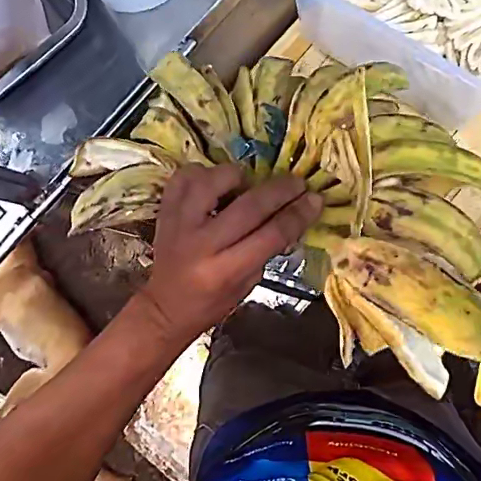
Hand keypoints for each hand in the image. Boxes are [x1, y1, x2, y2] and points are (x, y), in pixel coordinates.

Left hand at [128, 165, 319, 346]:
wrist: (165, 307)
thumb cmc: (212, 302)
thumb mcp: (248, 284)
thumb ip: (267, 249)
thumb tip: (293, 214)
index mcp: (225, 271)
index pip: (271, 235)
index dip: (297, 214)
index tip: (315, 199)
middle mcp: (201, 244)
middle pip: (249, 206)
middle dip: (280, 190)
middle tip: (298, 182)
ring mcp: (180, 224)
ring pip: (213, 182)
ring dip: (239, 176)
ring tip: (249, 182)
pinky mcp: (165, 211)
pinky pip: (184, 177)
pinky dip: (204, 173)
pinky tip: (216, 183)